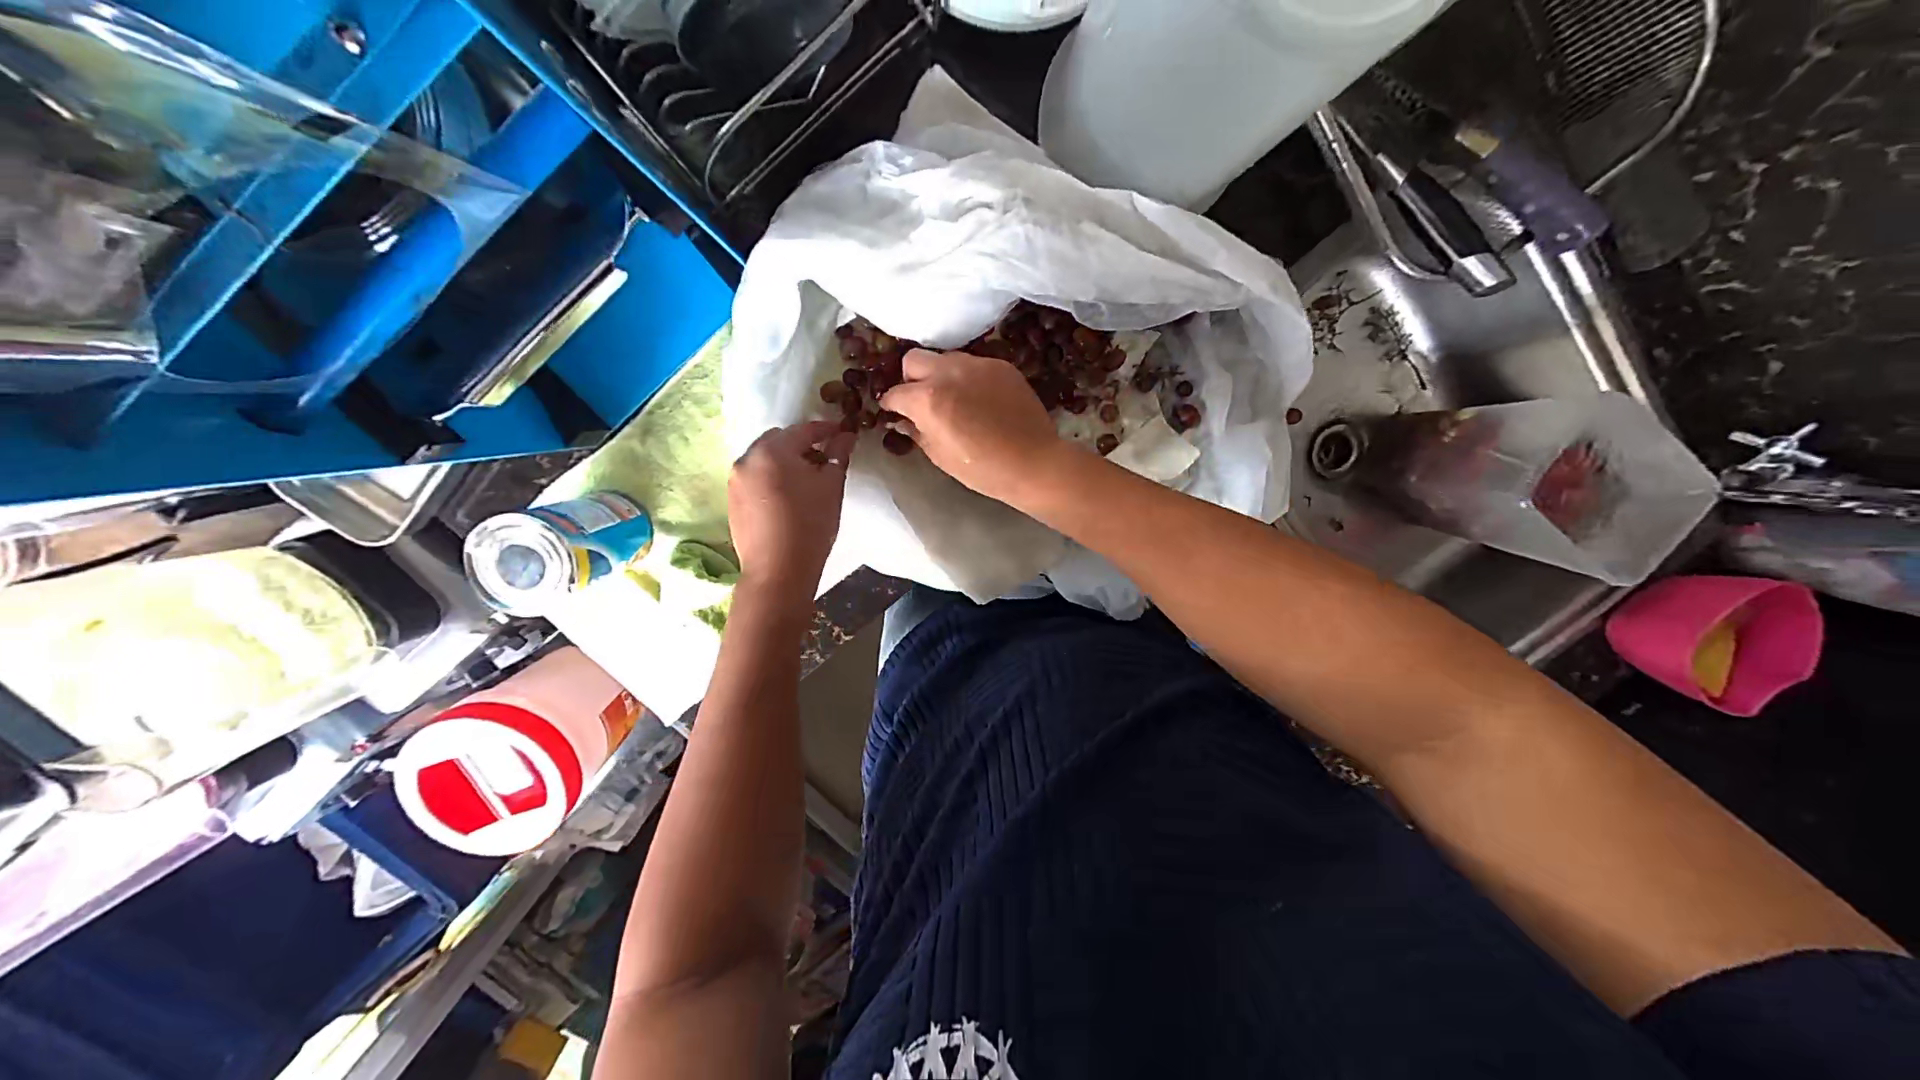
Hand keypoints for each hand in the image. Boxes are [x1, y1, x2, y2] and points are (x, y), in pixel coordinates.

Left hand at [728, 420, 855, 601]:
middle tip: (824, 459)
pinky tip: (787, 497)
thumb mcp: (831, 487)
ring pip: (764, 459)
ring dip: (784, 462)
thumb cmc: (810, 526)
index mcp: (773, 450)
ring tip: (805, 480)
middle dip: (801, 445)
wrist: (777, 571)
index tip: (842, 433)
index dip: (826, 430)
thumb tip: (845, 435)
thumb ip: (838, 455)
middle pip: (779, 440)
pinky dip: (771, 478)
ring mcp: (735, 480)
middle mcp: (748, 458)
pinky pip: (755, 478)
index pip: (804, 429)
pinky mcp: (732, 500)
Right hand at [879, 348, 1070, 506]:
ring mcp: (977, 365)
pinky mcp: (1000, 365)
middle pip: (914, 360)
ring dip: (940, 376)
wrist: (1034, 462)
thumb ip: (917, 431)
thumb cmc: (983, 469)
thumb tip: (903, 421)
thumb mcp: (940, 456)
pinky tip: (979, 400)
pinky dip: (968, 378)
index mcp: (928, 399)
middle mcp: (949, 373)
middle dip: (911, 379)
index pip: (895, 393)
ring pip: (945, 359)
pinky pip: (973, 365)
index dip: (891, 405)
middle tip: (920, 400)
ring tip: (953, 399)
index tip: (893, 412)